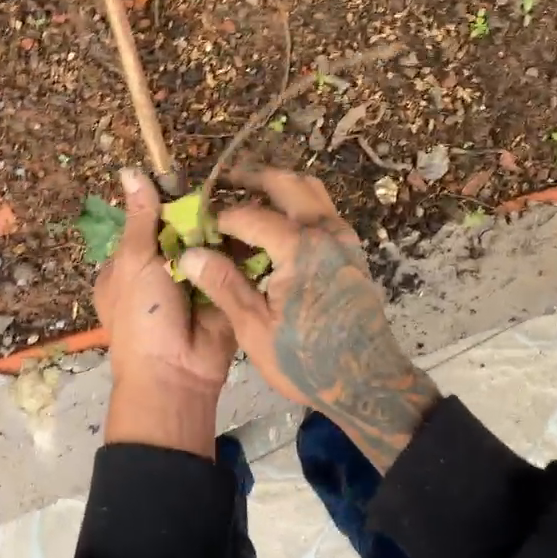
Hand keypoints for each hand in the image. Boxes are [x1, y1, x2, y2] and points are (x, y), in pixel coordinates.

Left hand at [95, 168, 238, 458]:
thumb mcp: (134, 263)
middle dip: (202, 213)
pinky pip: (236, 262)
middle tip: (227, 182)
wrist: (177, 373)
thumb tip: (130, 171)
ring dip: (227, 226)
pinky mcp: (227, 289)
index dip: (168, 200)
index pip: (150, 221)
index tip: (189, 175)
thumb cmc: (142, 317)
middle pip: (185, 229)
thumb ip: (141, 219)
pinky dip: (246, 246)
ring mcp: (197, 280)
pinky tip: (262, 221)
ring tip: (249, 196)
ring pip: (213, 242)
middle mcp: (164, 269)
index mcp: (130, 265)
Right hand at [177, 169, 439, 471]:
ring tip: (249, 197)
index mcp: (301, 246)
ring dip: (280, 187)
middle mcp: (326, 231)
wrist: (367, 378)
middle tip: (225, 183)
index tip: (199, 223)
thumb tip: (190, 254)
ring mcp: (344, 237)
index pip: (251, 215)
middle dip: (253, 179)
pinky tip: (277, 224)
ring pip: (311, 191)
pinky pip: (322, 210)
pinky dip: (298, 204)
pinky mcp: (352, 249)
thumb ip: (223, 284)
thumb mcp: (255, 328)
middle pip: (287, 184)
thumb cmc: (306, 359)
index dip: (221, 216)